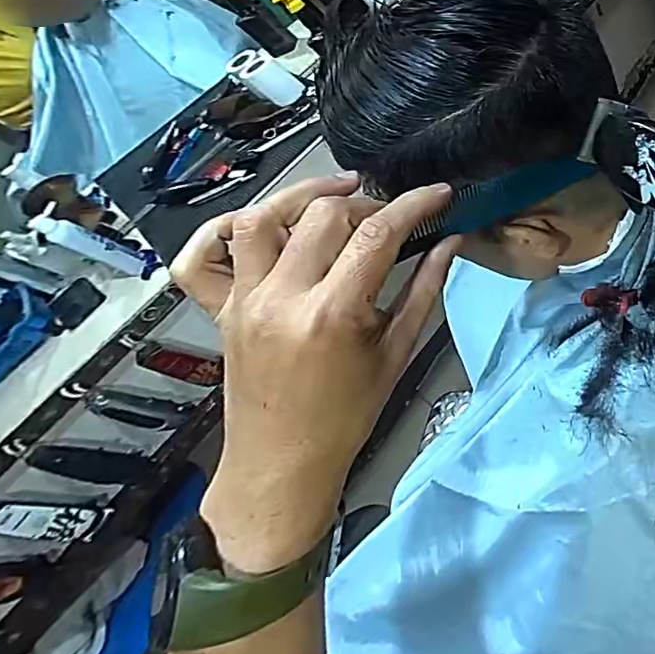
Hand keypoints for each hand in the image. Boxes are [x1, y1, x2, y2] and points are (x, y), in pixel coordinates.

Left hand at [172, 178, 461, 572]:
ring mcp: (244, 301)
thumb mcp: (399, 348)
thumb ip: (428, 287)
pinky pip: (202, 257)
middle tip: (394, 216)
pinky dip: (226, 227)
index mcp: (333, 313)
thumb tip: (452, 240)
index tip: (439, 195)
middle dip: (370, 203)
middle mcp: (282, 298)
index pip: (378, 233)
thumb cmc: (349, 412)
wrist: (282, 462)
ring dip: (304, 193)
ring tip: (340, 192)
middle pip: (325, 214)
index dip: (415, 204)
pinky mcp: (221, 309)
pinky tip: (266, 221)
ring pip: (262, 219)